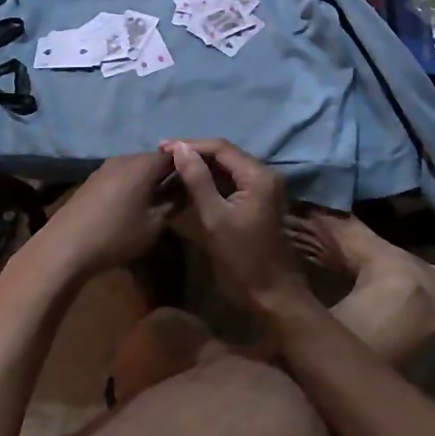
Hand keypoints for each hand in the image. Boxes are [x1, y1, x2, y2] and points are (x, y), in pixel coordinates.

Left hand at [30, 151, 175, 275]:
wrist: (64, 248)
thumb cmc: (116, 235)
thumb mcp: (155, 224)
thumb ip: (174, 203)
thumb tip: (187, 191)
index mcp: (143, 165)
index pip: (176, 155)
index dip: (188, 166)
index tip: (197, 180)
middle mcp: (124, 159)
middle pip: (154, 160)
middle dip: (168, 174)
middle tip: (180, 193)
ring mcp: (104, 168)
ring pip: (136, 168)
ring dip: (148, 181)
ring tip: (157, 201)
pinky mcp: (91, 181)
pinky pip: (120, 176)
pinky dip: (131, 186)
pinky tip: (132, 205)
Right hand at [159, 138, 299, 308]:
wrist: (272, 291)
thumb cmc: (242, 256)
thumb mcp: (215, 217)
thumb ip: (198, 180)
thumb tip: (180, 148)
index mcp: (258, 175)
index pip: (221, 147)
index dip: (191, 145)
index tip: (162, 147)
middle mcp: (264, 174)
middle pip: (226, 154)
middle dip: (195, 154)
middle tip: (163, 156)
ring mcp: (263, 188)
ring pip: (228, 168)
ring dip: (201, 167)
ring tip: (171, 168)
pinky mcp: (259, 201)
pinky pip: (232, 182)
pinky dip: (211, 181)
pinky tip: (190, 184)